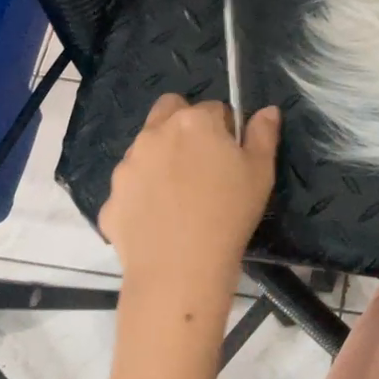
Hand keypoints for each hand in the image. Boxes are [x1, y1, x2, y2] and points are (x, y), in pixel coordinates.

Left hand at [98, 95, 279, 305]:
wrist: (179, 270)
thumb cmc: (228, 214)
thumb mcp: (260, 172)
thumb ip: (263, 134)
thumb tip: (268, 110)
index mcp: (193, 122)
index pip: (213, 108)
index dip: (226, 129)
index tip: (232, 155)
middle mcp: (154, 134)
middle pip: (168, 111)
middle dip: (184, 125)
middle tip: (201, 162)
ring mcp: (126, 167)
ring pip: (145, 149)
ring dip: (160, 159)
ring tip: (179, 197)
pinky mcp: (110, 200)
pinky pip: (130, 189)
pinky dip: (142, 198)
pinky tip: (159, 223)